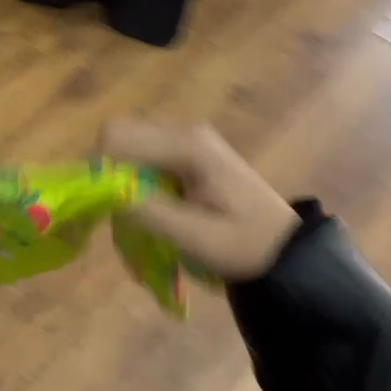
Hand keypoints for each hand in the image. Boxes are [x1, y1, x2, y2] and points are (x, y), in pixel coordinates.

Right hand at [97, 120, 300, 282]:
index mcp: (187, 145)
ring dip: (122, 181)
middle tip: (117, 215)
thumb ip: (146, 210)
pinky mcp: (186, 155)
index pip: (117, 136)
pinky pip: (143, 158)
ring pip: (127, 148)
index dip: (101, 167)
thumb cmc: (245, 248)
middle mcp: (183, 132)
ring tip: (135, 219)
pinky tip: (151, 212)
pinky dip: (136, 183)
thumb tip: (101, 191)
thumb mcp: (195, 237)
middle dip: (109, 175)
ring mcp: (185, 142)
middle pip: (119, 138)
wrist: (290, 258)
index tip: (104, 204)